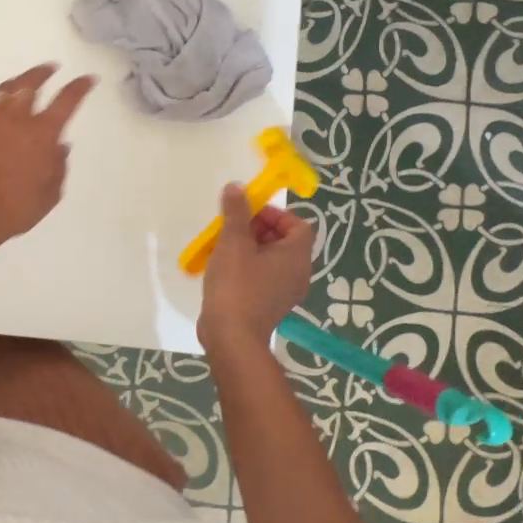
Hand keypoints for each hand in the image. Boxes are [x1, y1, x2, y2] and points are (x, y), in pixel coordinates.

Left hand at [0, 64, 96, 252]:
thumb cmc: (19, 206)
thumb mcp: (52, 192)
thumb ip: (59, 165)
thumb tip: (60, 146)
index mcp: (42, 133)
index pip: (66, 100)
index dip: (79, 87)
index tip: (88, 79)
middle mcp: (18, 119)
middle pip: (30, 83)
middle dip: (43, 72)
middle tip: (52, 68)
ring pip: (7, 89)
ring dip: (20, 80)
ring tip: (27, 80)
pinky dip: (2, 97)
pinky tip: (5, 102)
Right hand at [197, 184, 314, 352]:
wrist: (232, 335)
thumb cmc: (236, 285)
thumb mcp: (233, 242)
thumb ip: (237, 212)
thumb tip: (237, 187)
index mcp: (296, 256)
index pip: (299, 226)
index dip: (276, 214)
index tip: (249, 213)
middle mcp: (298, 273)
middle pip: (285, 240)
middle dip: (258, 228)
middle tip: (231, 226)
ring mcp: (285, 291)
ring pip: (272, 258)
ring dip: (250, 247)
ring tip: (222, 245)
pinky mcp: (269, 303)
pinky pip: (263, 275)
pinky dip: (248, 266)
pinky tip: (223, 268)